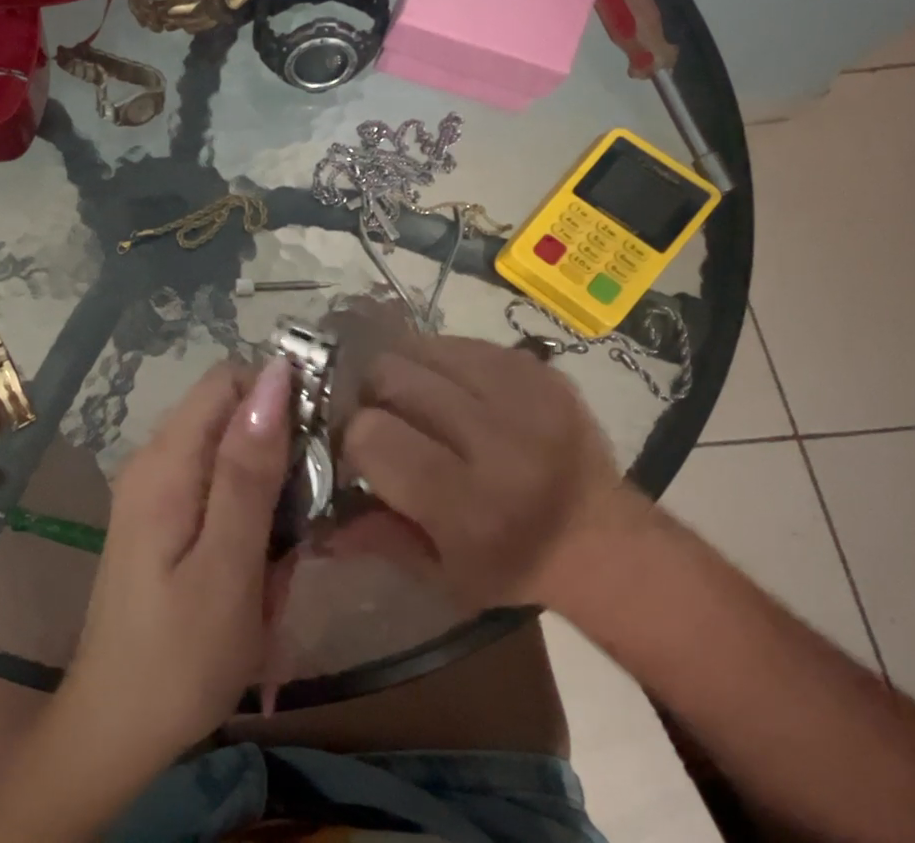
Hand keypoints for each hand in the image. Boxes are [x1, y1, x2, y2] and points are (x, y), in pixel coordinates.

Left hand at [57, 360, 293, 769]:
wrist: (118, 724)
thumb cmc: (181, 657)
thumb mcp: (228, 565)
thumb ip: (248, 471)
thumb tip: (273, 378)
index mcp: (164, 464)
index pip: (226, 381)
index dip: (281, 398)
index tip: (324, 448)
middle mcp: (151, 464)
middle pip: (228, 417)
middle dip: (280, 454)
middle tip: (307, 522)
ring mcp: (151, 495)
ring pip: (228, 459)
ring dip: (269, 497)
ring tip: (284, 559)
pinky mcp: (159, 524)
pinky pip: (215, 495)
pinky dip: (249, 521)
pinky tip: (261, 571)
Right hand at [338, 335, 638, 609]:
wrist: (603, 542)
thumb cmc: (507, 565)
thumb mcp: (434, 570)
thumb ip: (371, 535)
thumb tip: (310, 514)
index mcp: (466, 501)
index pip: (373, 434)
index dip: (352, 438)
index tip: (353, 452)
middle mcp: (497, 440)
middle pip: (391, 377)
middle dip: (369, 395)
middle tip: (374, 416)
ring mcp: (525, 397)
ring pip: (421, 349)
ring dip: (401, 371)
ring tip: (406, 398)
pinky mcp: (541, 370)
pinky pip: (461, 343)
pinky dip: (439, 361)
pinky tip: (443, 387)